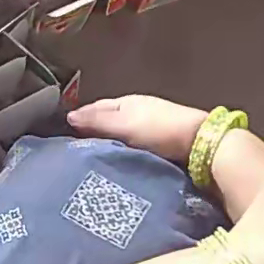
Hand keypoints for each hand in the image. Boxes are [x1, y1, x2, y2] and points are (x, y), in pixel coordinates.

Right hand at [66, 95, 209, 161]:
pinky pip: (131, 145)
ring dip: (106, 142)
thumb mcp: (124, 125)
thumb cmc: (159, 130)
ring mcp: (149, 127)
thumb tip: (68, 116)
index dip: (80, 117)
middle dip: (91, 130)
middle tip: (73, 149)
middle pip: (108, 120)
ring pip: (120, 133)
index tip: (63, 133)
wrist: (200, 143)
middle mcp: (137, 111)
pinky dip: (121, 150)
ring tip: (90, 158)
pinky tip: (115, 161)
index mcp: (127, 102)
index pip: (96, 107)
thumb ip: (97, 121)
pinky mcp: (159, 143)